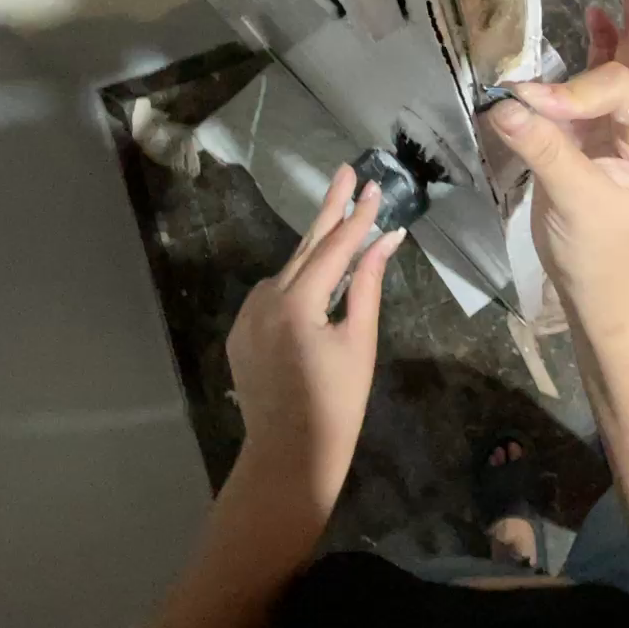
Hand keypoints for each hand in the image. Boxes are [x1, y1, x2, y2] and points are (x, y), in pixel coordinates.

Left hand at [225, 166, 404, 510]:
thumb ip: (367, 284)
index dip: (358, 216)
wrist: (288, 456)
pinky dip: (299, 275)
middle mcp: (265, 300)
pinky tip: (319, 270)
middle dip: (330, 208)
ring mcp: (248, 315)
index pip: (335, 247)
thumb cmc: (338, 403)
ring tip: (342, 215)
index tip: (376, 185)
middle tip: (346, 171)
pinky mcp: (242, 330)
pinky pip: (275, 291)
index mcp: (297, 304)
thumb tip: (386, 240)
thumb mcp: (360, 340)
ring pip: (290, 268)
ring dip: (317, 244)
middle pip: (306, 245)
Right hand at [485, 0, 628, 307]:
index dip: (573, 90)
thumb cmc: (600, 248)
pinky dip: (599, 33)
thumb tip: (504, 102)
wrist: (600, 280)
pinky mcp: (600, 118)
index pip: (618, 85)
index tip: (527, 110)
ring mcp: (625, 112)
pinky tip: (590, 8)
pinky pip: (604, 64)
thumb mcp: (576, 202)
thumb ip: (545, 149)